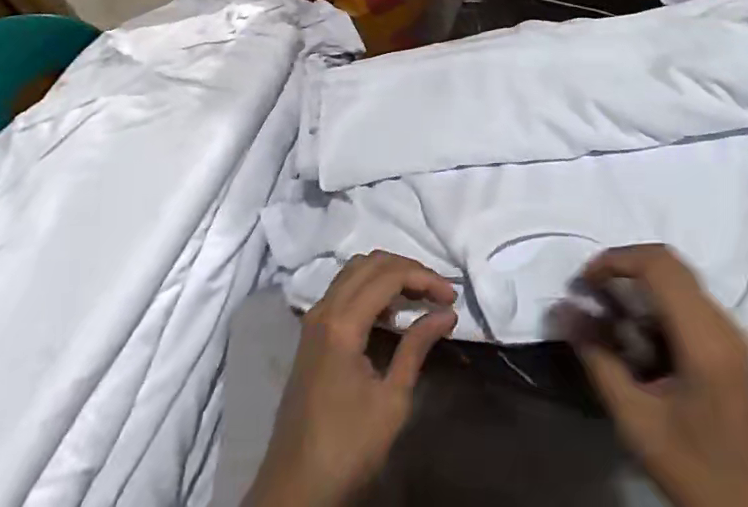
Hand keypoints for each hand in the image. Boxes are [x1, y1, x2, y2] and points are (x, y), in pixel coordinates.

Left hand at [247, 252, 458, 506]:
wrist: (295, 488)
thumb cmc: (347, 447)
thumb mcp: (392, 400)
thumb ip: (416, 347)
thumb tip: (446, 313)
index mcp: (342, 324)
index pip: (389, 275)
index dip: (425, 278)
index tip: (452, 297)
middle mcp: (323, 311)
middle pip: (370, 263)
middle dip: (408, 269)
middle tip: (438, 293)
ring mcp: (312, 321)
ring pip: (353, 272)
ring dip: (388, 274)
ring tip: (418, 297)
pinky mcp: (311, 335)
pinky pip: (342, 290)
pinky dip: (370, 287)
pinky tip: (391, 310)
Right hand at [570, 246, 747, 506]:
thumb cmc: (692, 466)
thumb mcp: (635, 419)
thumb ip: (598, 359)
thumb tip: (564, 310)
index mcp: (704, 337)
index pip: (660, 266)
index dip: (617, 260)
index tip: (583, 280)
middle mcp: (723, 322)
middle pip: (671, 264)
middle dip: (625, 267)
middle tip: (590, 291)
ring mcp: (732, 331)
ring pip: (681, 280)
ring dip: (640, 283)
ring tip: (606, 311)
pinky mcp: (731, 343)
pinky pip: (690, 301)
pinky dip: (657, 301)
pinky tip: (637, 334)